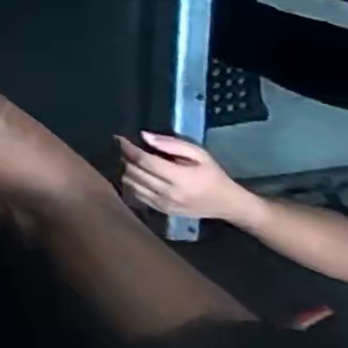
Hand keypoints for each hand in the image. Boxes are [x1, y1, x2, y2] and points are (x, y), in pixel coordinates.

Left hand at [116, 132, 259, 224]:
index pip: (144, 161)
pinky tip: (137, 175)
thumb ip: (171, 144)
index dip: (128, 148)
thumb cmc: (213, 175)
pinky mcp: (162, 211)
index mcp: (180, 178)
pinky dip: (132, 183)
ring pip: (131, 184)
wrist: (227, 204)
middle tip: (125, 148)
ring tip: (130, 161)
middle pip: (134, 172)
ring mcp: (164, 205)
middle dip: (126, 157)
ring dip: (127, 170)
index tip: (119, 138)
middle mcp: (168, 193)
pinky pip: (137, 195)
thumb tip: (144, 136)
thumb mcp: (198, 154)